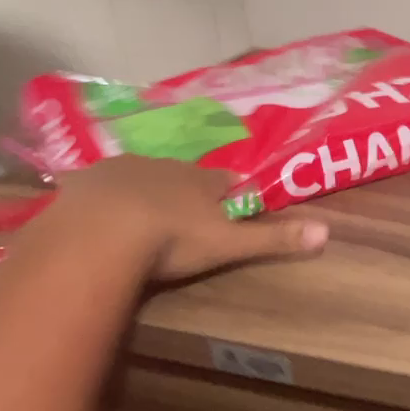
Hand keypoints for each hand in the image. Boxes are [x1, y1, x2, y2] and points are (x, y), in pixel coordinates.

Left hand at [39, 157, 327, 280]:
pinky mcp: (81, 183)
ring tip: (142, 217)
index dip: (229, 195)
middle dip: (185, 191)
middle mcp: (162, 165)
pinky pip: (96, 186)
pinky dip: (102, 198)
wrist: (99, 235)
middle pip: (181, 176)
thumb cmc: (172, 240)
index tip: (231, 207)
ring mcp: (118, 170)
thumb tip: (328, 232)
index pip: (224, 182)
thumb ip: (273, 240)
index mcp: (200, 180)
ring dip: (144, 192)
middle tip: (186, 217)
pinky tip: (98, 214)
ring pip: (140, 177)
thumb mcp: (229, 245)